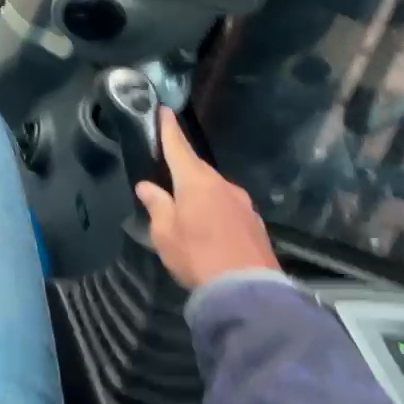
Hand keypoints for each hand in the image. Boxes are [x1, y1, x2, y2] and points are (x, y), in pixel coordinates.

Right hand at [134, 107, 280, 289]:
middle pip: (197, 168)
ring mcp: (243, 205)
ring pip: (214, 189)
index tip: (164, 110)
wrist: (249, 293)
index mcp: (197, 182)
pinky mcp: (255, 224)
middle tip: (164, 170)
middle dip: (181, 167)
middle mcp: (223, 186)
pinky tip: (208, 225)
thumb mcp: (164, 232)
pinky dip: (214, 209)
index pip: (178, 147)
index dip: (169, 129)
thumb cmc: (197, 256)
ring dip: (199, 191)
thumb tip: (148, 187)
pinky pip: (227, 206)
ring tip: (184, 205)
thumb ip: (156, 205)